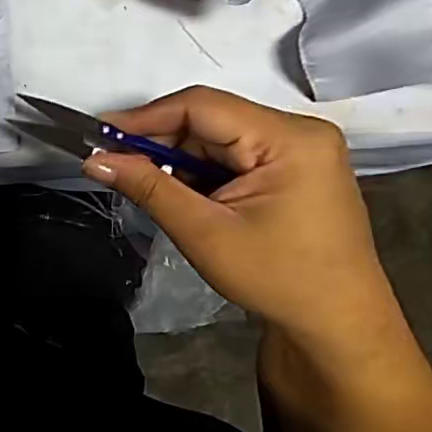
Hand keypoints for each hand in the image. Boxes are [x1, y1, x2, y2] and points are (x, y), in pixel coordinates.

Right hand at [81, 86, 398, 346]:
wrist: (336, 326)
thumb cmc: (279, 279)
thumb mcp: (202, 231)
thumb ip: (146, 186)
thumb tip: (95, 159)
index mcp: (290, 139)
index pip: (201, 106)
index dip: (145, 117)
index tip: (100, 136)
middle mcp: (298, 133)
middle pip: (207, 118)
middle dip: (159, 142)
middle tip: (115, 165)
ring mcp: (297, 149)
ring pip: (213, 136)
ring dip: (177, 160)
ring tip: (152, 190)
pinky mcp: (289, 166)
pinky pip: (228, 153)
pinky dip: (197, 171)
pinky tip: (184, 196)